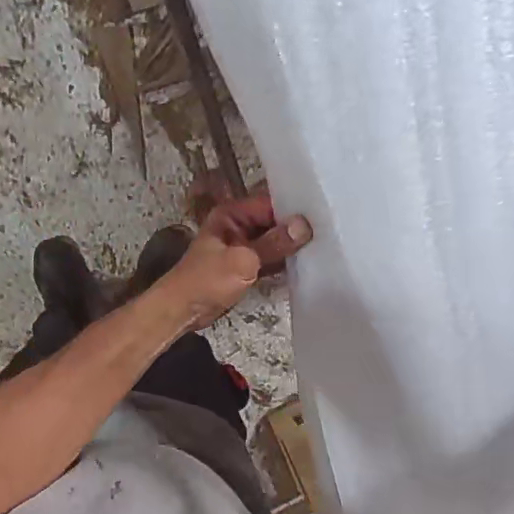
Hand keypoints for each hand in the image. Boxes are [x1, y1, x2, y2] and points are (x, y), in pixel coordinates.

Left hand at [155, 191, 312, 330]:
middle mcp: (237, 225)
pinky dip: (283, 263)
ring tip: (326, 246)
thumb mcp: (242, 261)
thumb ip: (273, 243)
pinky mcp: (245, 266)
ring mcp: (242, 246)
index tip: (324, 214)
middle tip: (331, 231)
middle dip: (297, 228)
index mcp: (232, 214)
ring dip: (292, 247)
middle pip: (274, 221)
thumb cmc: (207, 280)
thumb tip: (304, 226)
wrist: (182, 310)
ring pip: (274, 241)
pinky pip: (270, 259)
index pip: (270, 203)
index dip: (295, 209)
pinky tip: (308, 264)